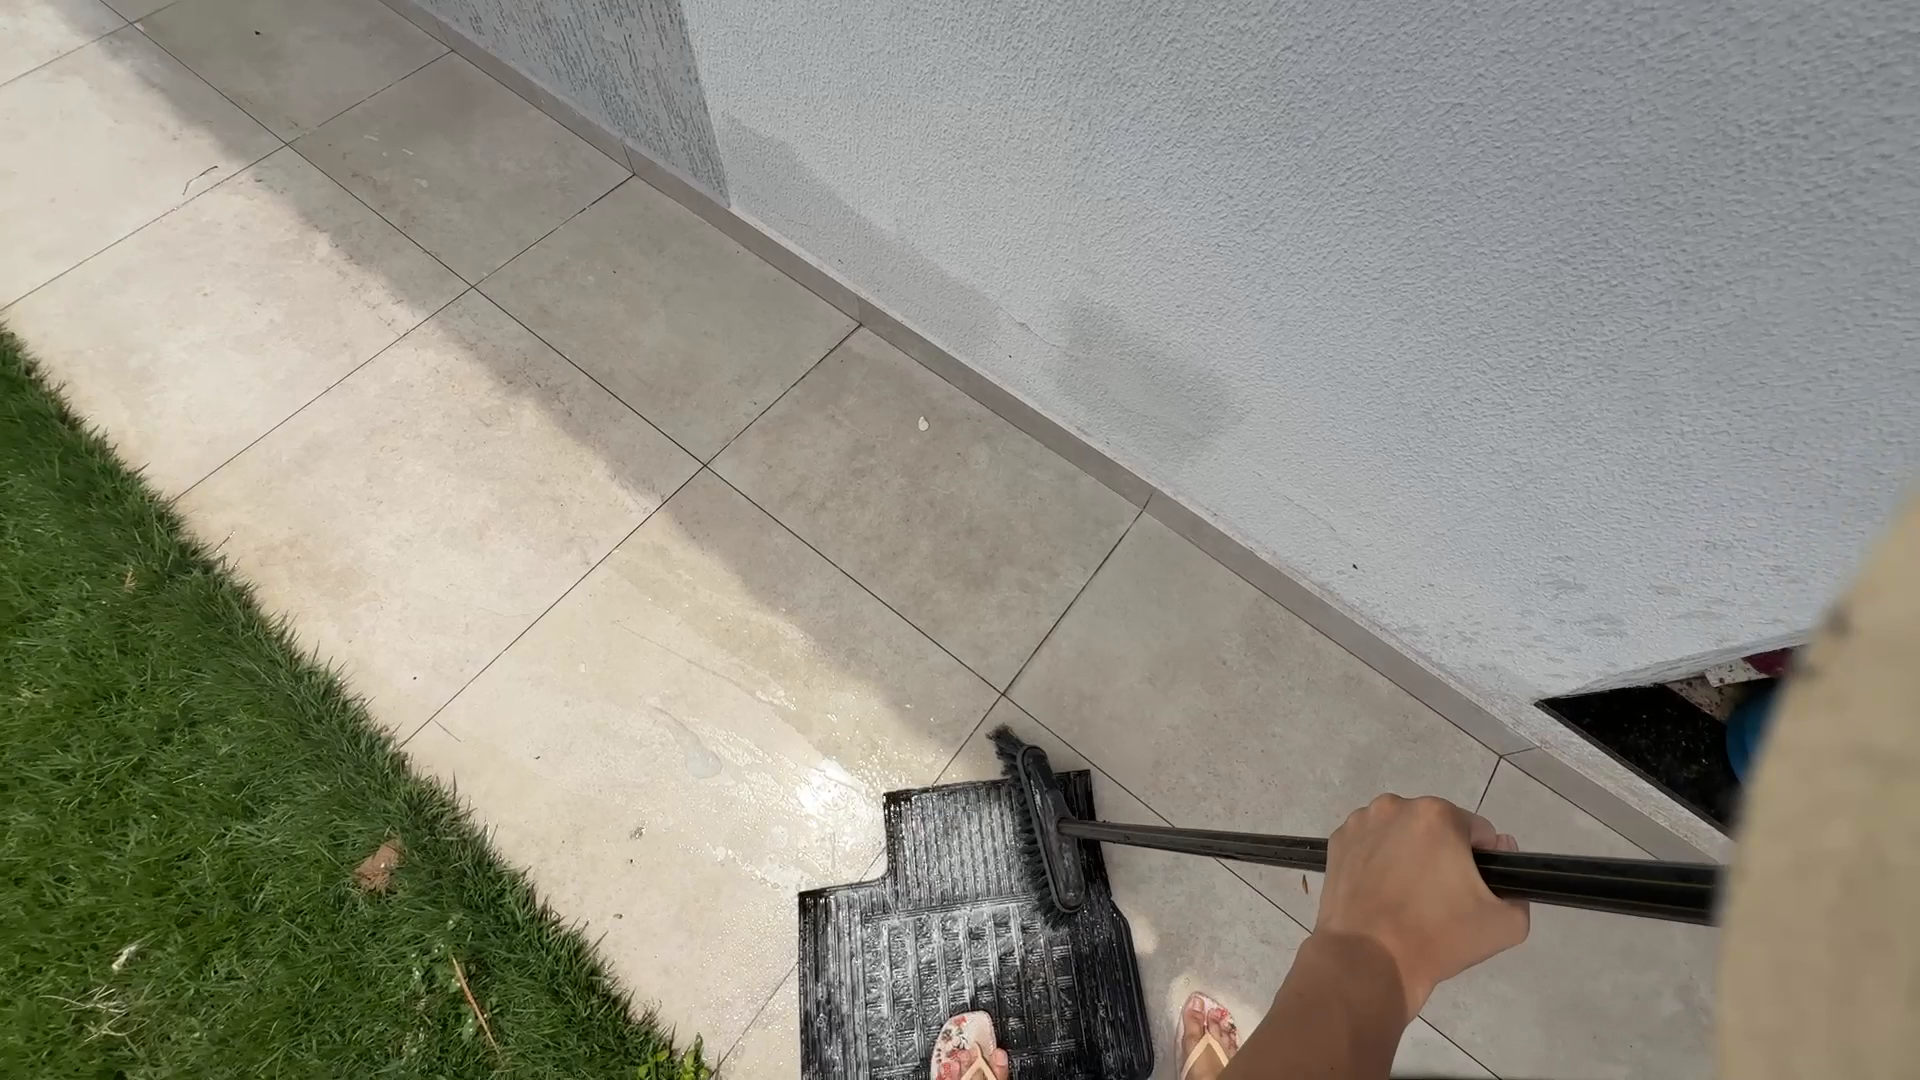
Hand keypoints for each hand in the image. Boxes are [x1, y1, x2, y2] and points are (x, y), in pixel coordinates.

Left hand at [1313, 794, 1529, 1020]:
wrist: (1370, 953)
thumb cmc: (1439, 935)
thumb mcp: (1507, 922)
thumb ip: (1516, 886)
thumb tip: (1499, 855)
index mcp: (1435, 815)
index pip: (1477, 831)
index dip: (1483, 861)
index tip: (1475, 888)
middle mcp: (1393, 806)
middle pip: (1434, 826)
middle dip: (1444, 853)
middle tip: (1443, 894)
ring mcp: (1359, 821)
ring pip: (1400, 832)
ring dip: (1409, 852)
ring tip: (1410, 894)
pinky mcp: (1337, 840)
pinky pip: (1371, 843)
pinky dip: (1379, 858)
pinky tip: (1382, 890)